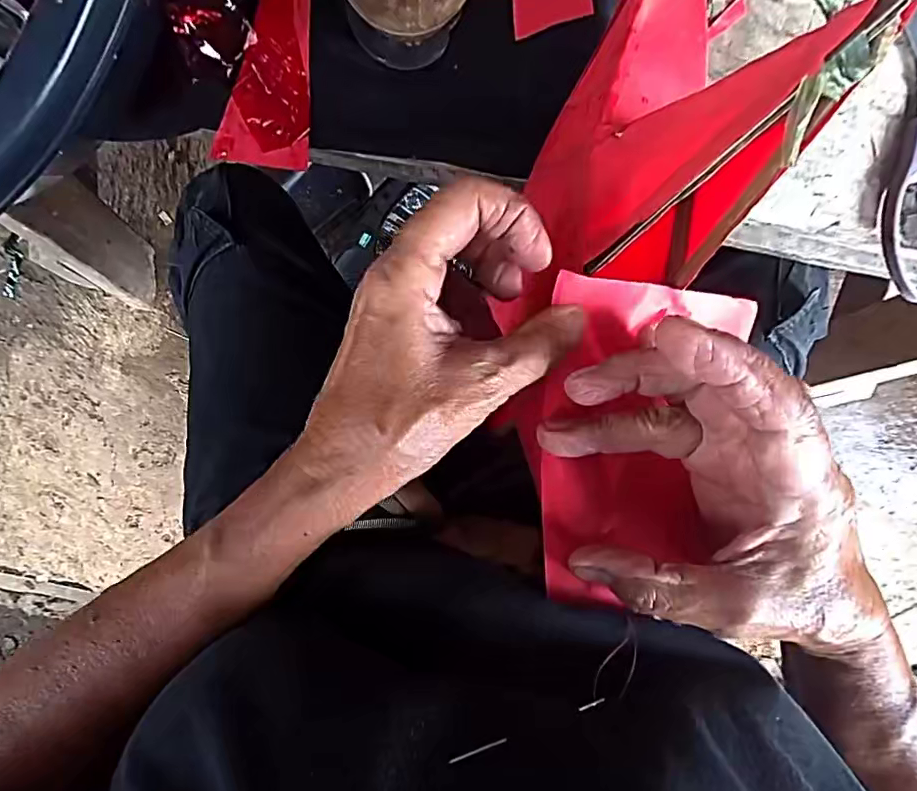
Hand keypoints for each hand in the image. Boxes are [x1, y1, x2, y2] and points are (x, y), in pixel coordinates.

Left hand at [295, 178, 584, 500]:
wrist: (345, 464)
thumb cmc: (390, 430)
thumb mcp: (479, 386)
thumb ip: (536, 347)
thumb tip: (571, 320)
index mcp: (405, 275)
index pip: (466, 199)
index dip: (515, 217)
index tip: (538, 258)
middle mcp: (392, 277)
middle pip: (458, 222)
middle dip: (506, 247)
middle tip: (531, 285)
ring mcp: (390, 300)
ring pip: (450, 258)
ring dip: (491, 278)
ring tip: (512, 318)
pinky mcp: (394, 325)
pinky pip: (440, 293)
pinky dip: (473, 306)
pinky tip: (488, 342)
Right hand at [535, 317, 890, 656]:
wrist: (822, 604)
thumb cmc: (804, 596)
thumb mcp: (734, 605)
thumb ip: (659, 588)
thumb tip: (588, 561)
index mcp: (793, 463)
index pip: (762, 391)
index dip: (716, 356)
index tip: (666, 335)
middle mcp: (764, 439)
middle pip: (705, 381)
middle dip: (640, 374)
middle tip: (582, 388)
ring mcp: (735, 445)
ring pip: (676, 398)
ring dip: (620, 399)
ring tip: (565, 421)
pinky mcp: (712, 458)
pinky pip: (664, 425)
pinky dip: (623, 425)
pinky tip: (588, 436)